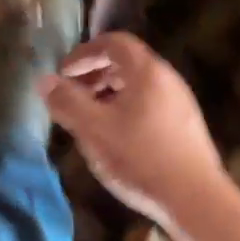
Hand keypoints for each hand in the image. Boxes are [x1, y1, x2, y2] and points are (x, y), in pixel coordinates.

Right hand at [38, 32, 223, 221]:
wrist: (195, 197)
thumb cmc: (140, 158)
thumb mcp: (94, 130)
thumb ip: (67, 102)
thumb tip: (44, 81)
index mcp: (147, 71)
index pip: (114, 42)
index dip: (84, 53)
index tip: (63, 73)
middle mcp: (168, 79)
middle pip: (126, 63)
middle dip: (94, 74)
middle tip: (72, 97)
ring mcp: (181, 104)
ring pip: (138, 87)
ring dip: (109, 95)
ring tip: (89, 121)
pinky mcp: (185, 127)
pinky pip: (149, 106)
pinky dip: (126, 110)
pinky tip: (116, 140)